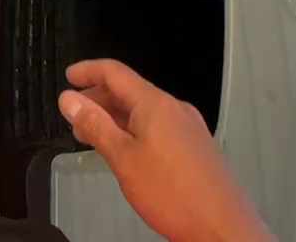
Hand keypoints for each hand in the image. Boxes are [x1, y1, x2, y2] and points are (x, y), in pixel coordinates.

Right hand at [59, 59, 271, 241]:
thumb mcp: (123, 159)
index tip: (67, 78)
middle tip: (76, 118)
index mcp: (155, 103)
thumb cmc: (171, 194)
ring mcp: (191, 128)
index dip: (87, 71)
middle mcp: (175, 108)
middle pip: (129, 90)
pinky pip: (160, 127)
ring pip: (145, 111)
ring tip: (96, 138)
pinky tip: (128, 153)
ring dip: (116, 118)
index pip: (114, 72)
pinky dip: (136, 130)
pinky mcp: (199, 149)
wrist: (228, 235)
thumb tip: (67, 98)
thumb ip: (94, 124)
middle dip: (98, 100)